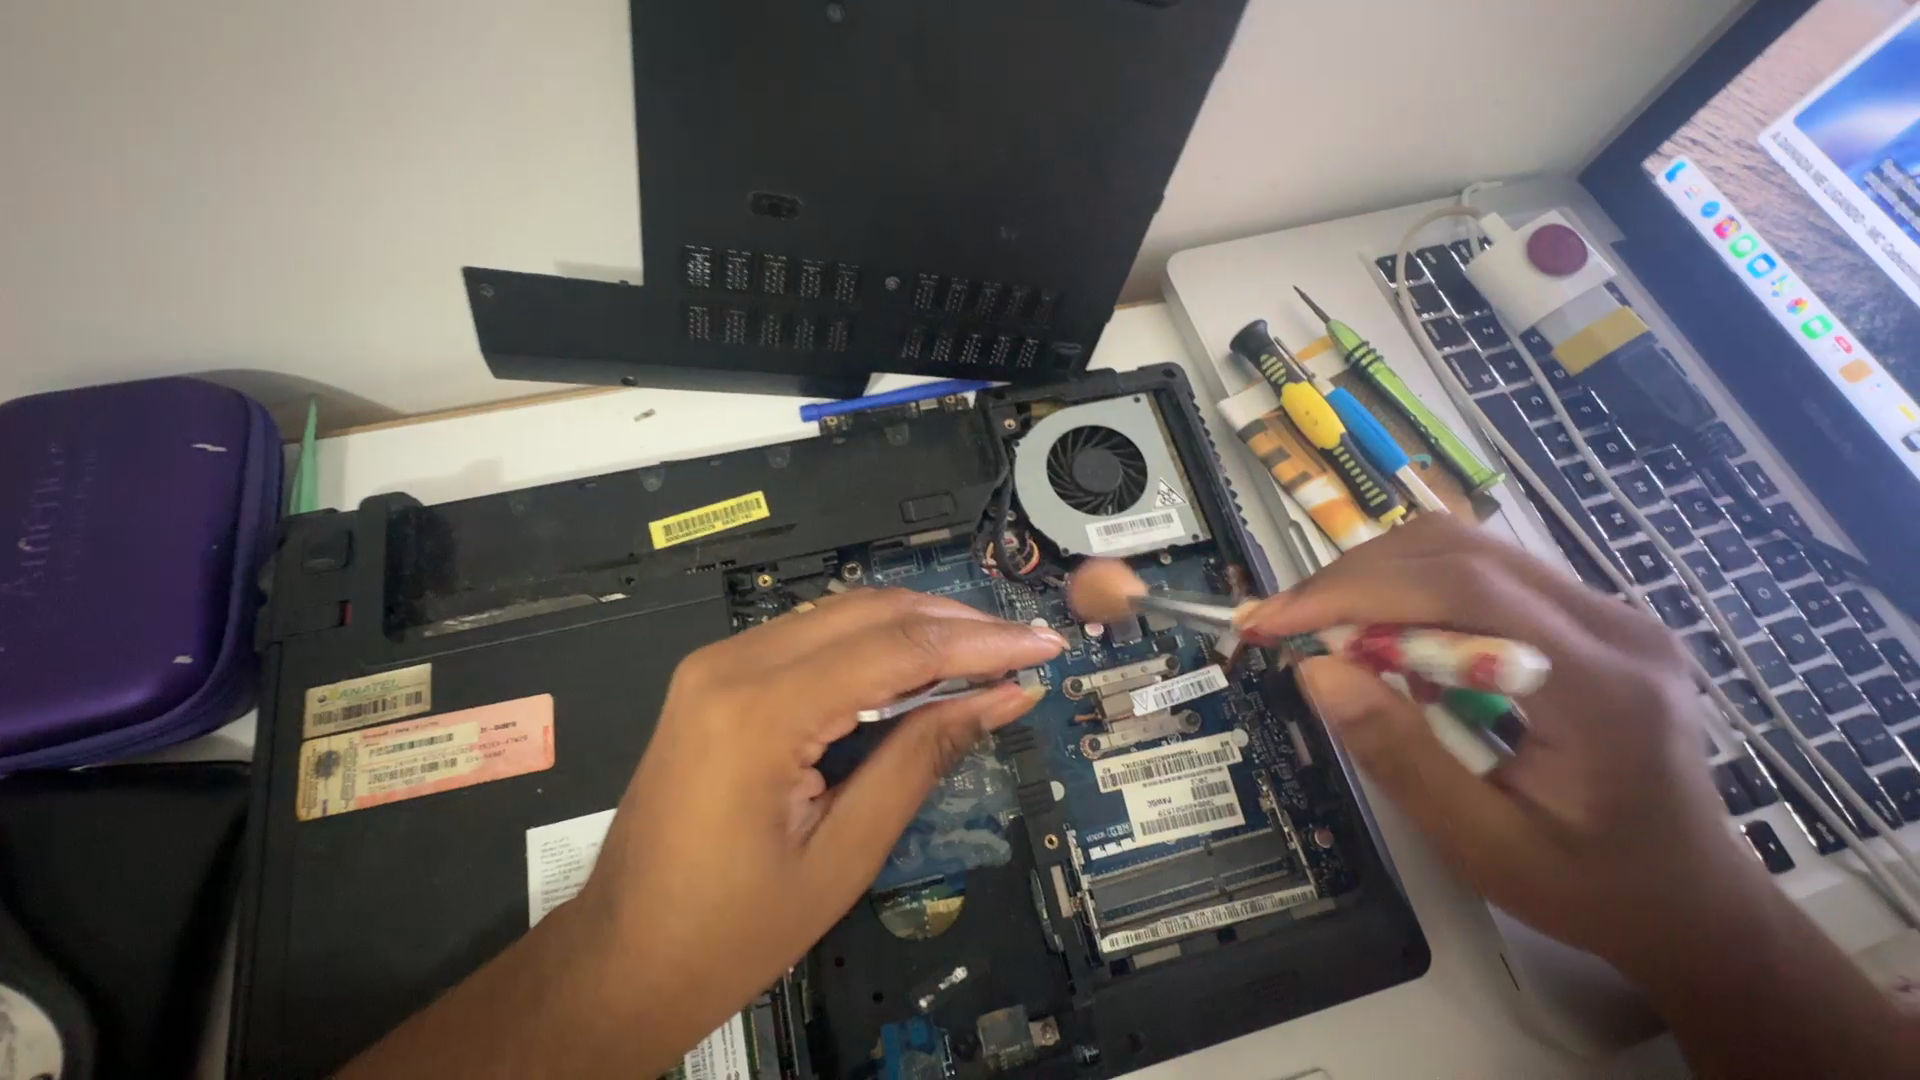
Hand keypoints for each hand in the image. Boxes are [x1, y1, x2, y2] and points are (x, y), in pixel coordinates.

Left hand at [574, 588, 1063, 1074]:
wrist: (624, 956)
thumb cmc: (732, 929)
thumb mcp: (845, 852)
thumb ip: (923, 756)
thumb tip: (1001, 697)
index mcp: (759, 712)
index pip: (895, 649)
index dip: (980, 642)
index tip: (1041, 645)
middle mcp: (732, 664)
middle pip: (869, 611)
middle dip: (954, 622)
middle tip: (1020, 646)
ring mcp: (717, 663)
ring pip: (841, 612)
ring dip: (916, 627)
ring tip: (983, 654)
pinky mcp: (716, 676)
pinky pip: (810, 636)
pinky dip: (872, 643)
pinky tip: (915, 668)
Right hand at [1238, 515, 1751, 967]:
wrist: (1693, 902)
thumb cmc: (1588, 887)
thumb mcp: (1479, 844)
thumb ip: (1398, 754)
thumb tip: (1316, 668)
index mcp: (1601, 688)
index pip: (1463, 591)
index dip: (1353, 591)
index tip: (1272, 620)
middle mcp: (1614, 626)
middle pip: (1457, 552)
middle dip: (1351, 580)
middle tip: (1281, 623)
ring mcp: (1607, 612)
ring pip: (1464, 548)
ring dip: (1375, 577)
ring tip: (1321, 627)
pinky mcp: (1587, 615)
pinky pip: (1479, 571)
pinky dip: (1408, 588)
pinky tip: (1381, 635)